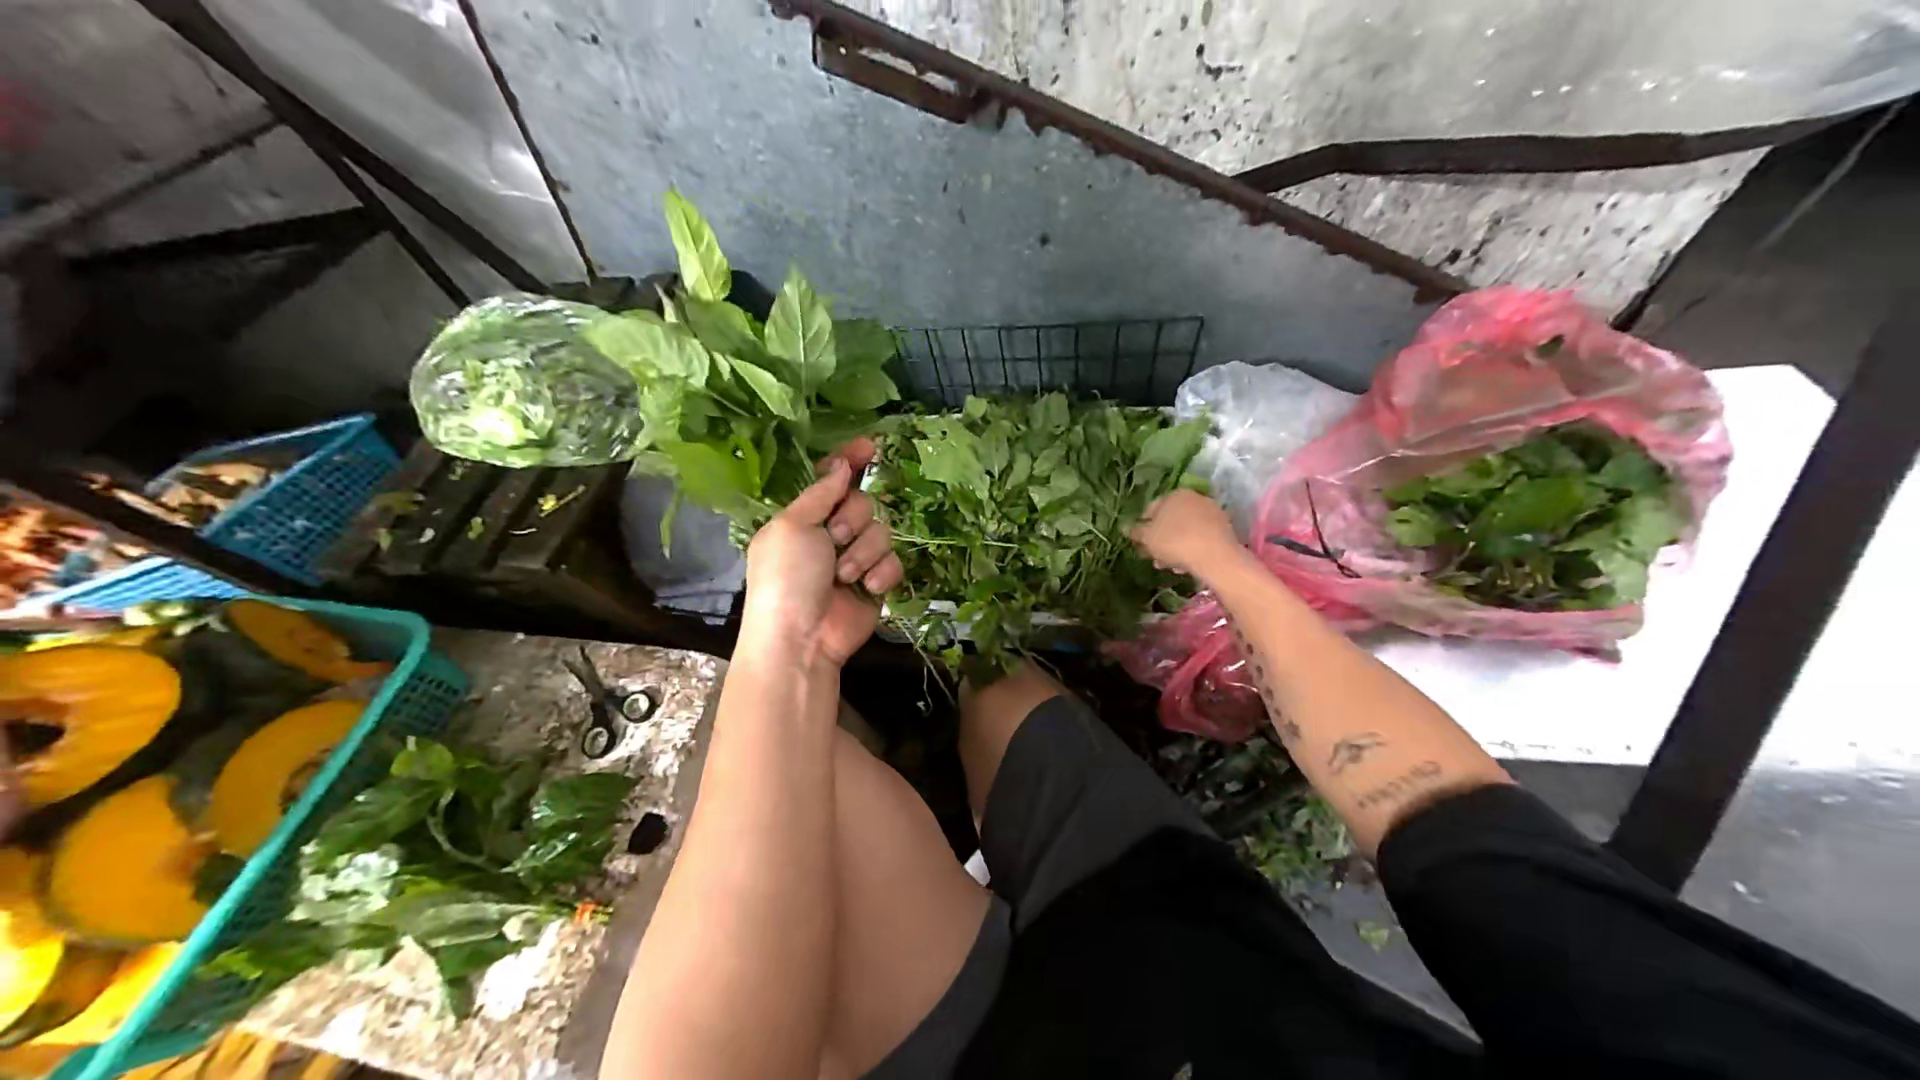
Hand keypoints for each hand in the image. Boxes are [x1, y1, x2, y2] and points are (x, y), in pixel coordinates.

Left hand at [742, 437, 903, 668]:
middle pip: (863, 501)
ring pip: (881, 531)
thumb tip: (840, 466)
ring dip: (863, 552)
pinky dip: (881, 573)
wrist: (802, 638)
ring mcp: (855, 558)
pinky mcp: (876, 582)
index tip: (871, 445)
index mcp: (803, 516)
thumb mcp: (793, 526)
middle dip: (853, 519)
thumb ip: (820, 492)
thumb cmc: (786, 577)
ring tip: (843, 576)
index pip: (831, 478)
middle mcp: (830, 533)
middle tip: (835, 540)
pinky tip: (867, 588)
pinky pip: (894, 561)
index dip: (850, 460)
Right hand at [1130, 489, 1243, 578]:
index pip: (1151, 509)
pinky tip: (1185, 565)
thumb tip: (1125, 527)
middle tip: (1153, 557)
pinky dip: (1191, 548)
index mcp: (1174, 494)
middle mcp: (1194, 498)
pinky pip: (1200, 537)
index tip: (1140, 544)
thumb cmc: (1175, 542)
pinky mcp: (1224, 529)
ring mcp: (1211, 512)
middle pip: (1170, 520)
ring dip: (1175, 547)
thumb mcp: (1148, 538)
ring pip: (1185, 530)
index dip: (1142, 527)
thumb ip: (1135, 531)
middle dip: (1160, 539)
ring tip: (1169, 565)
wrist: (1215, 556)